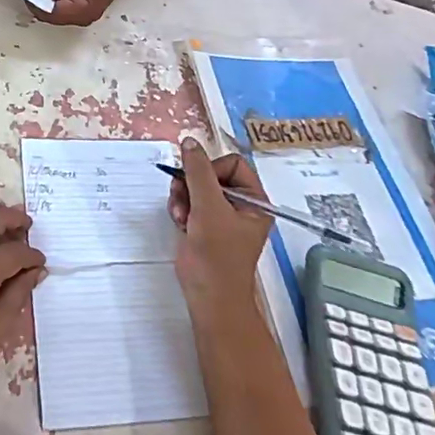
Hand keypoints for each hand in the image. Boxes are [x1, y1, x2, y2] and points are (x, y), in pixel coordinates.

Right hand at [167, 138, 273, 314]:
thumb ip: (198, 171)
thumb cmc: (217, 253)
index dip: (211, 169)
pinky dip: (179, 208)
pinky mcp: (203, 224)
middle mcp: (239, 204)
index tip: (198, 183)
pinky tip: (180, 222)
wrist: (208, 293)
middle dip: (191, 185)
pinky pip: (187, 201)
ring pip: (194, 187)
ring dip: (182, 197)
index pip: (231, 164)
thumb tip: (189, 142)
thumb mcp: (209, 207)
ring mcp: (220, 215)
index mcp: (254, 200)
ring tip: (181, 215)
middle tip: (183, 199)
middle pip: (209, 173)